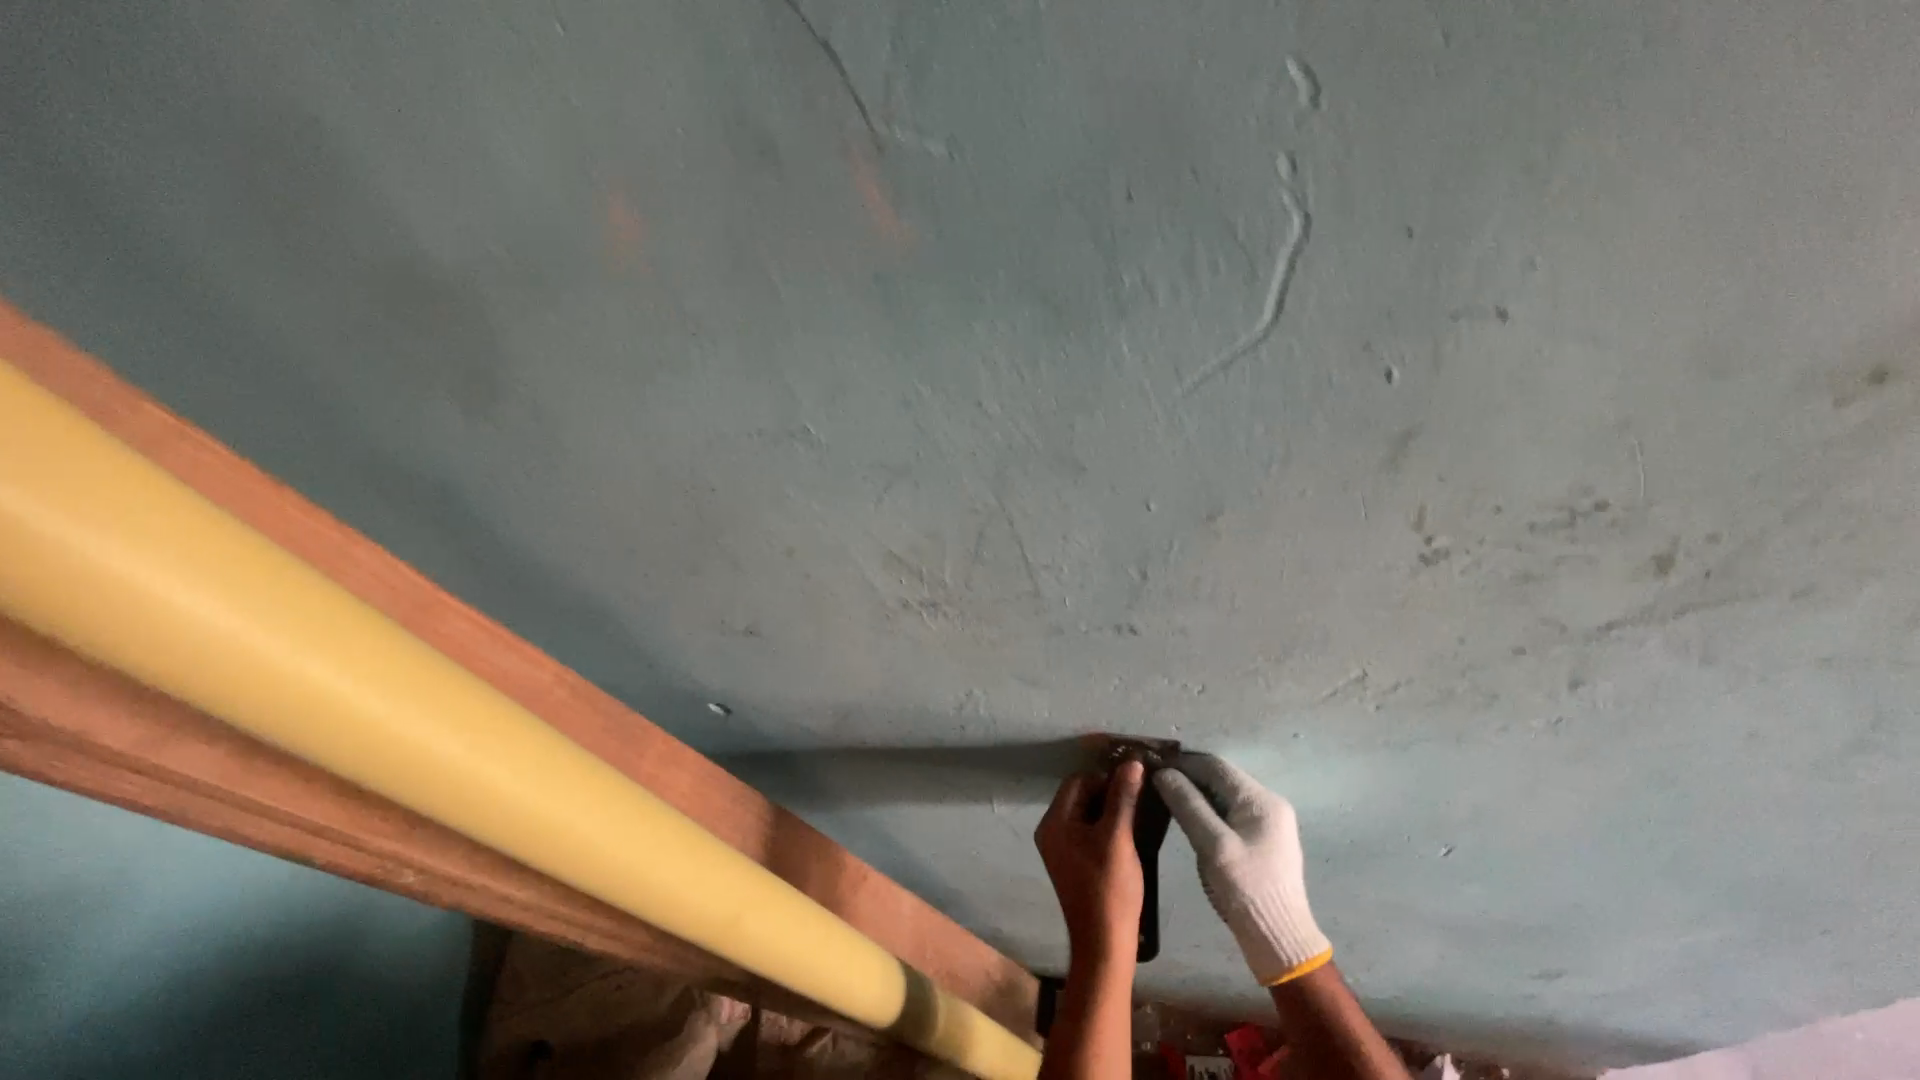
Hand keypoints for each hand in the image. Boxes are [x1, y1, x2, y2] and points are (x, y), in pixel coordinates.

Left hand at [1034, 760, 1145, 962]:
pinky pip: (1087, 831)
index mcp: (1054, 821)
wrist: (1104, 940)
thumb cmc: (1109, 886)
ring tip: (1138, 812)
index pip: (1077, 780)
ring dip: (1110, 808)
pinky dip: (1106, 825)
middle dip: (1108, 791)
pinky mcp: (1073, 861)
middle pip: (1080, 795)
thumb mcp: (1118, 836)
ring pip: (1086, 813)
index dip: (1105, 776)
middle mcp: (1051, 831)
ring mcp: (1060, 848)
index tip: (1134, 782)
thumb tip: (1131, 762)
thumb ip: (1123, 797)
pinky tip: (1128, 832)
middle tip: (1139, 795)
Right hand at [1154, 753, 1331, 985]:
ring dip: (1196, 794)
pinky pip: (1230, 813)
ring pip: (1224, 796)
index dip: (1182, 763)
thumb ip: (1188, 805)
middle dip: (1188, 777)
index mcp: (1261, 800)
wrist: (1279, 937)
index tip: (1152, 766)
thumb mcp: (1213, 845)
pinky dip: (1207, 811)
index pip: (1216, 766)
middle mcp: (1269, 804)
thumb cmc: (1245, 889)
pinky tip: (1188, 820)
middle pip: (1221, 779)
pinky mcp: (1263, 841)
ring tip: (1165, 799)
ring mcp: (1268, 823)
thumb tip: (1163, 773)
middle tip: (1154, 783)